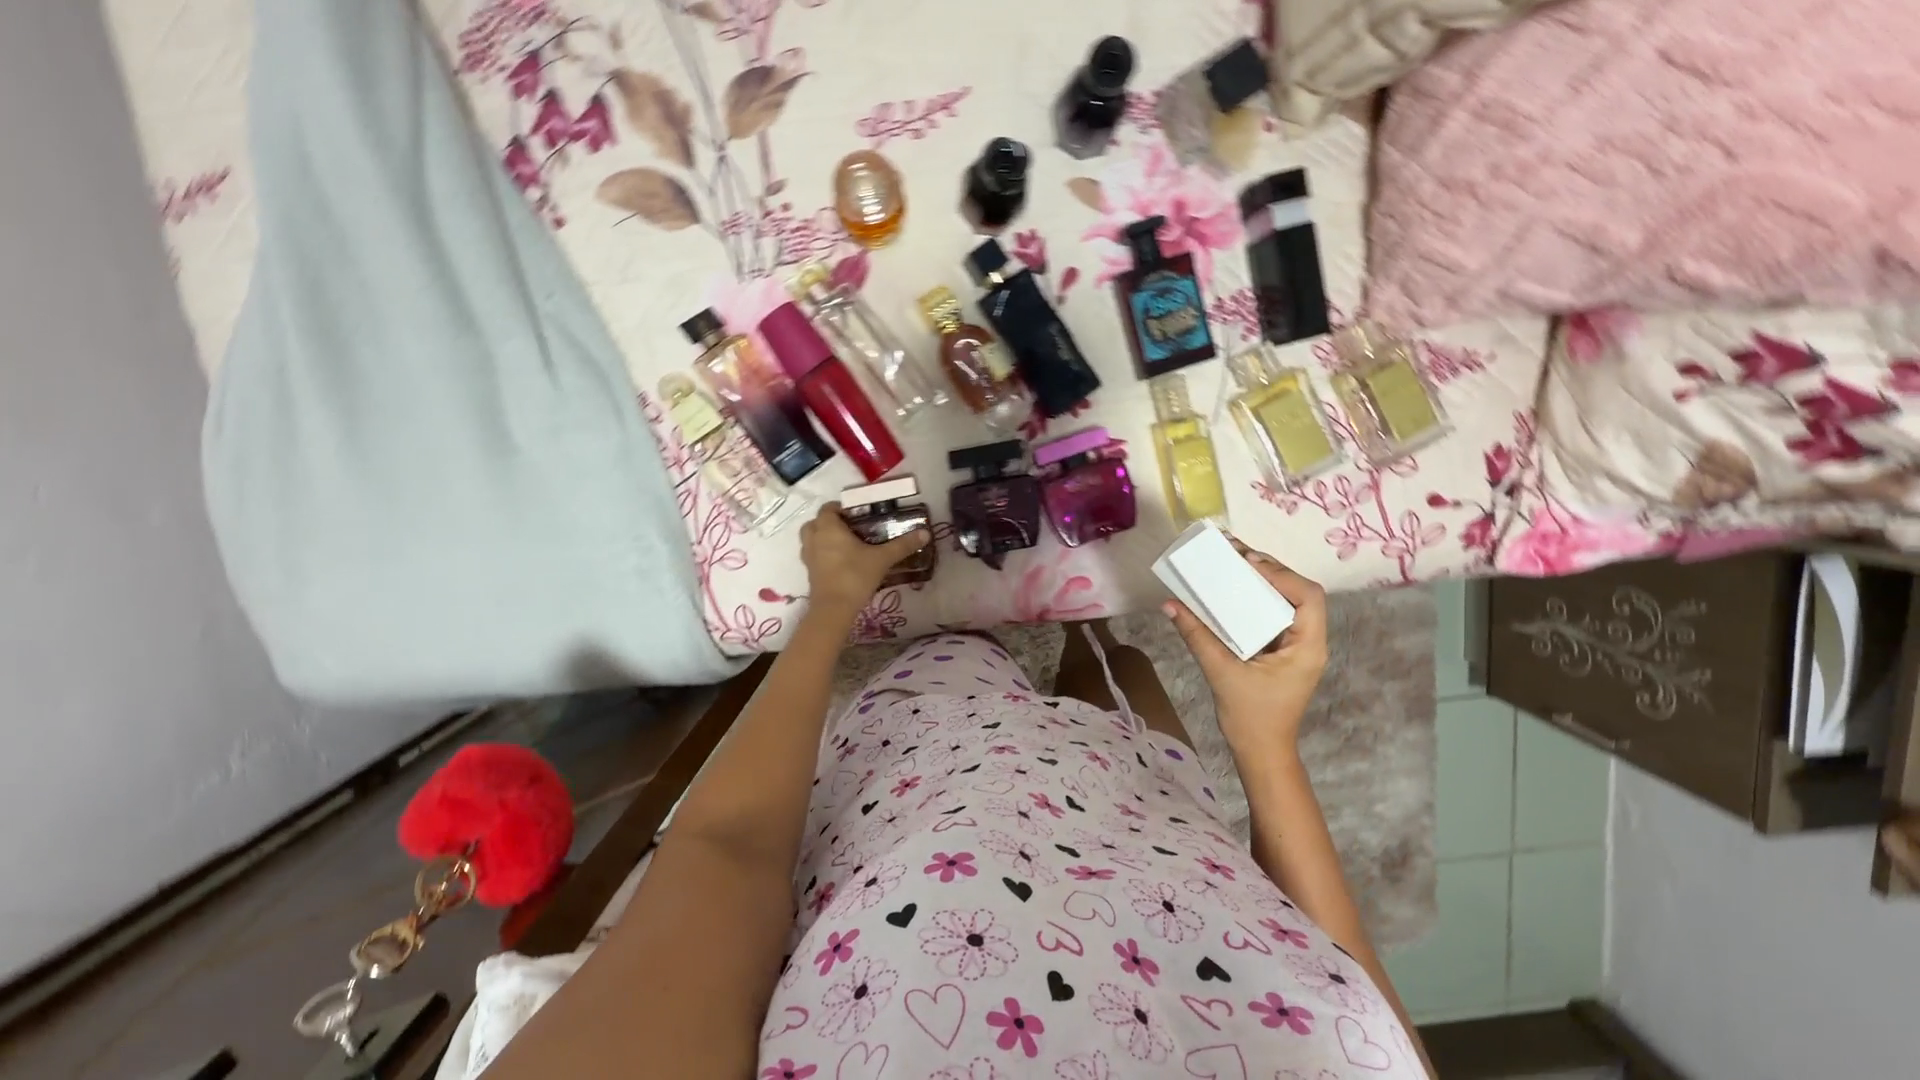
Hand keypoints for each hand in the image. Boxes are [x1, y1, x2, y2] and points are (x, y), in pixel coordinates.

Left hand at [800, 503, 929, 620]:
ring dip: (823, 538)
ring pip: (811, 539)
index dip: (842, 509)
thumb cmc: (855, 576)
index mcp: (829, 527)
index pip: (829, 508)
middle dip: (830, 522)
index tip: (858, 516)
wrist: (834, 609)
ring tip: (844, 544)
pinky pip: (813, 555)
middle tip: (850, 529)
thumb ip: (902, 545)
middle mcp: (814, 538)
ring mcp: (808, 556)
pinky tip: (840, 562)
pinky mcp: (809, 573)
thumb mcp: (882, 559)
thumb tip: (925, 533)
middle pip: (816, 522)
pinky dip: (823, 554)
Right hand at [1165, 539, 1327, 758]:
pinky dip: (1258, 600)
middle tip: (1237, 555)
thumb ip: (1198, 636)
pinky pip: (1275, 616)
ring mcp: (1297, 646)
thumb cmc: (1250, 717)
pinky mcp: (1283, 651)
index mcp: (1306, 647)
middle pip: (1300, 593)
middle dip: (1270, 571)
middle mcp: (1309, 641)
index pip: (1308, 597)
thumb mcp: (1221, 673)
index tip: (1249, 564)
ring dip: (1264, 583)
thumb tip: (1170, 604)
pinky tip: (1235, 593)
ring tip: (1235, 566)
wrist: (1261, 753)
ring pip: (1289, 602)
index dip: (1281, 575)